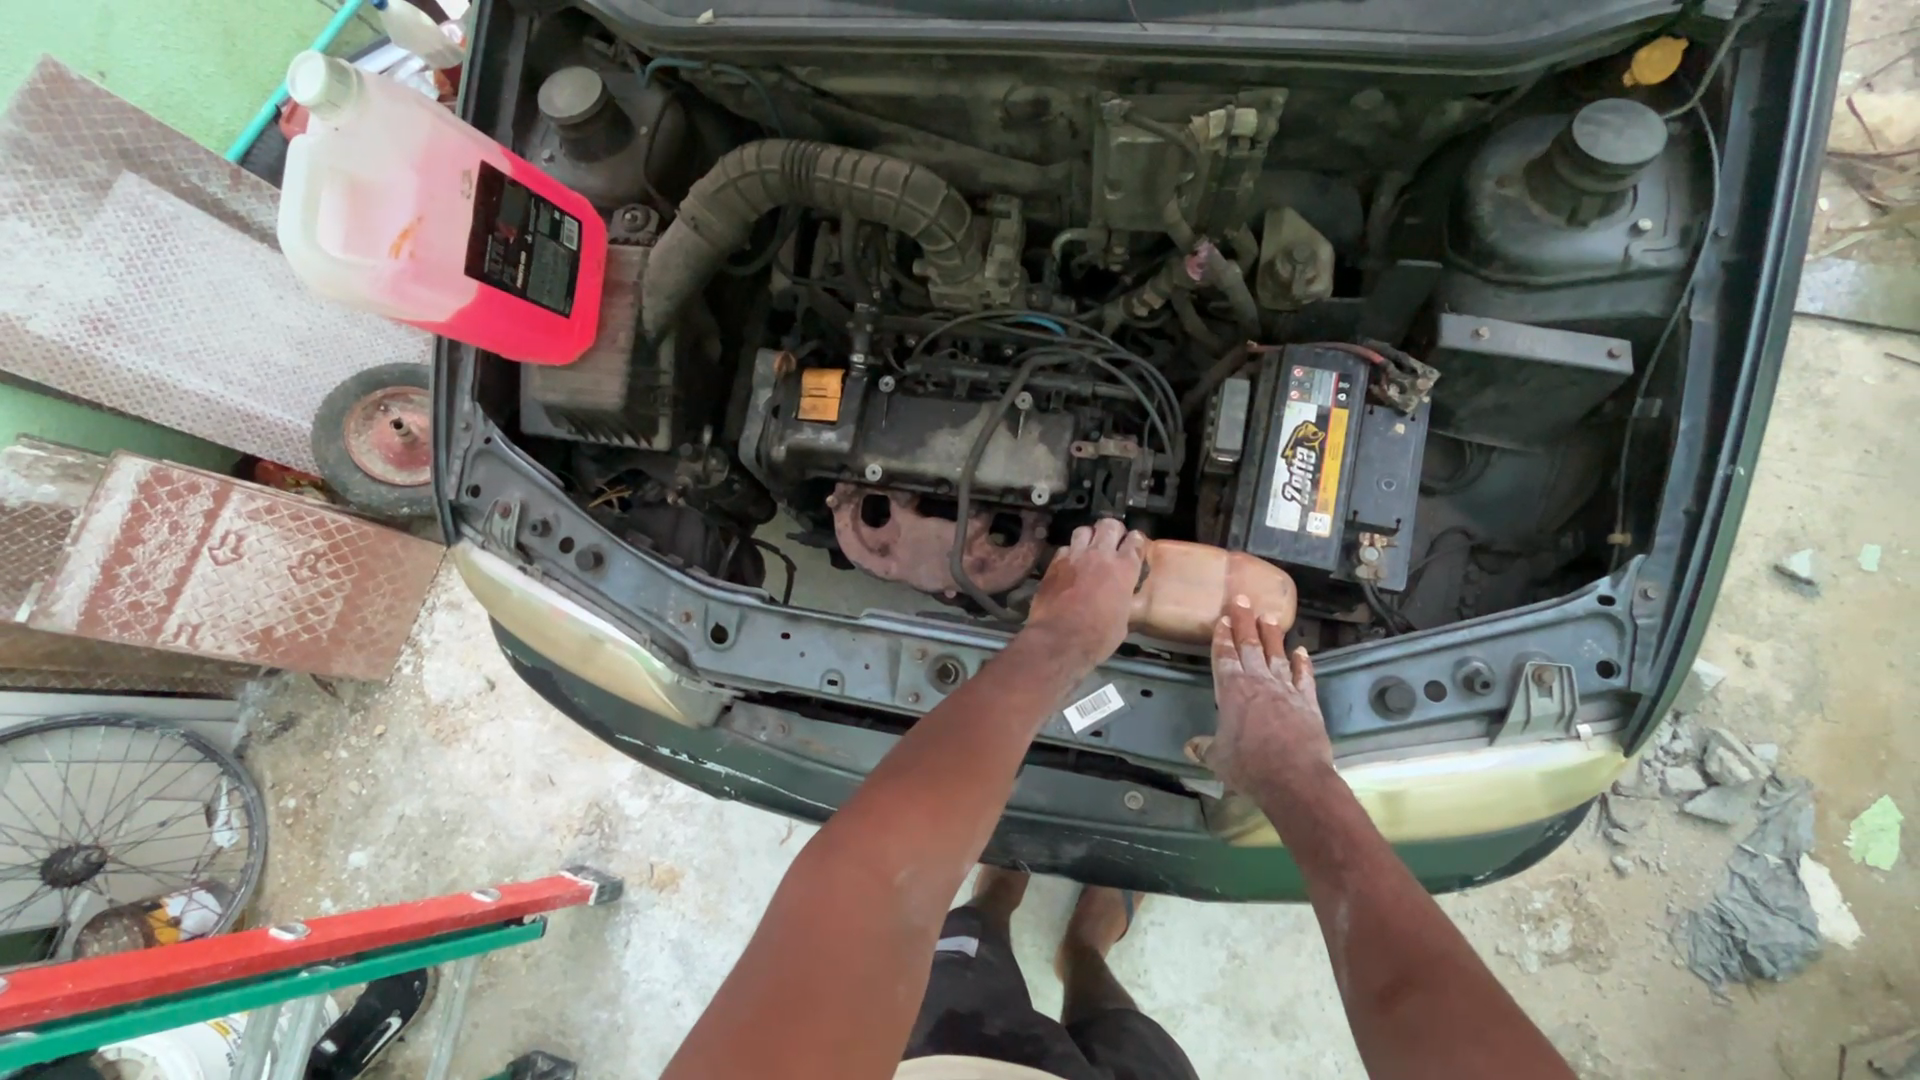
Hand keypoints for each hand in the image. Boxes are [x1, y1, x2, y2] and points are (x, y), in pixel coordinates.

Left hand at [1022, 518, 1146, 673]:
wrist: (1060, 639)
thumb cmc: (1098, 637)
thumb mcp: (1123, 619)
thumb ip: (1122, 597)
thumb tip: (1119, 595)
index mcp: (1124, 569)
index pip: (1135, 540)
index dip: (1136, 541)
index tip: (1134, 546)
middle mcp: (1100, 556)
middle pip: (1109, 525)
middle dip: (1112, 530)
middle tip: (1112, 541)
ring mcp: (1075, 556)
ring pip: (1084, 530)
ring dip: (1089, 537)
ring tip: (1089, 548)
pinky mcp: (1054, 563)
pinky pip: (1065, 548)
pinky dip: (1070, 553)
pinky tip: (1069, 564)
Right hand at [1207, 595, 1332, 795]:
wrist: (1294, 778)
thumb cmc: (1249, 766)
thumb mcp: (1218, 758)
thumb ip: (1205, 748)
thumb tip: (1191, 747)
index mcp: (1231, 691)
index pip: (1224, 656)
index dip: (1222, 637)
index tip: (1223, 618)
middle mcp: (1258, 682)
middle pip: (1249, 646)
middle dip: (1244, 622)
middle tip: (1243, 599)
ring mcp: (1285, 690)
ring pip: (1276, 655)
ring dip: (1272, 635)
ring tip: (1269, 615)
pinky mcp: (1308, 702)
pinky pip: (1304, 676)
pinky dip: (1302, 663)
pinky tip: (1301, 650)